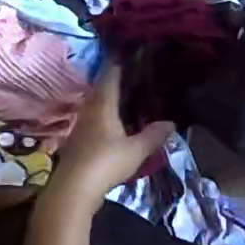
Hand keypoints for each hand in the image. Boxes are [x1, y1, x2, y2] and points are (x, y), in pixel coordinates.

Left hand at [44, 65, 173, 209]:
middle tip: (134, 76)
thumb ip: (153, 135)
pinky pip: (94, 120)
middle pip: (102, 89)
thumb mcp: (136, 150)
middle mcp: (89, 110)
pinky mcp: (77, 142)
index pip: (111, 75)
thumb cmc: (105, 162)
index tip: (131, 54)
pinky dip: (105, 117)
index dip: (120, 62)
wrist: (72, 191)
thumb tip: (171, 123)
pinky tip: (115, 124)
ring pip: (96, 105)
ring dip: (110, 100)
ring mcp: (80, 126)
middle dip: (116, 81)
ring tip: (128, 99)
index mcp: (103, 104)